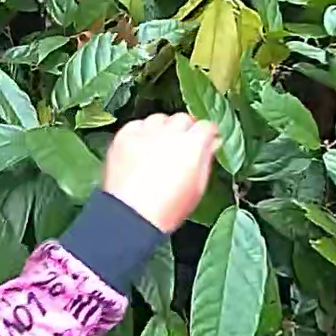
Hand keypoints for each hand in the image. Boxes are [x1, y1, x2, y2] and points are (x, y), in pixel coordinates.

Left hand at [101, 114, 219, 233]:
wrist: (131, 216)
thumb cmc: (168, 209)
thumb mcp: (198, 188)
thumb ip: (206, 159)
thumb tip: (212, 142)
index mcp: (191, 145)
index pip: (205, 126)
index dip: (208, 133)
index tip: (207, 139)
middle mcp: (168, 134)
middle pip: (182, 118)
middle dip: (186, 129)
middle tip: (182, 144)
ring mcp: (144, 134)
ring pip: (158, 119)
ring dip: (162, 129)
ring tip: (160, 146)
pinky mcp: (123, 137)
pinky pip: (136, 125)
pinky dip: (141, 132)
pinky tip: (142, 147)